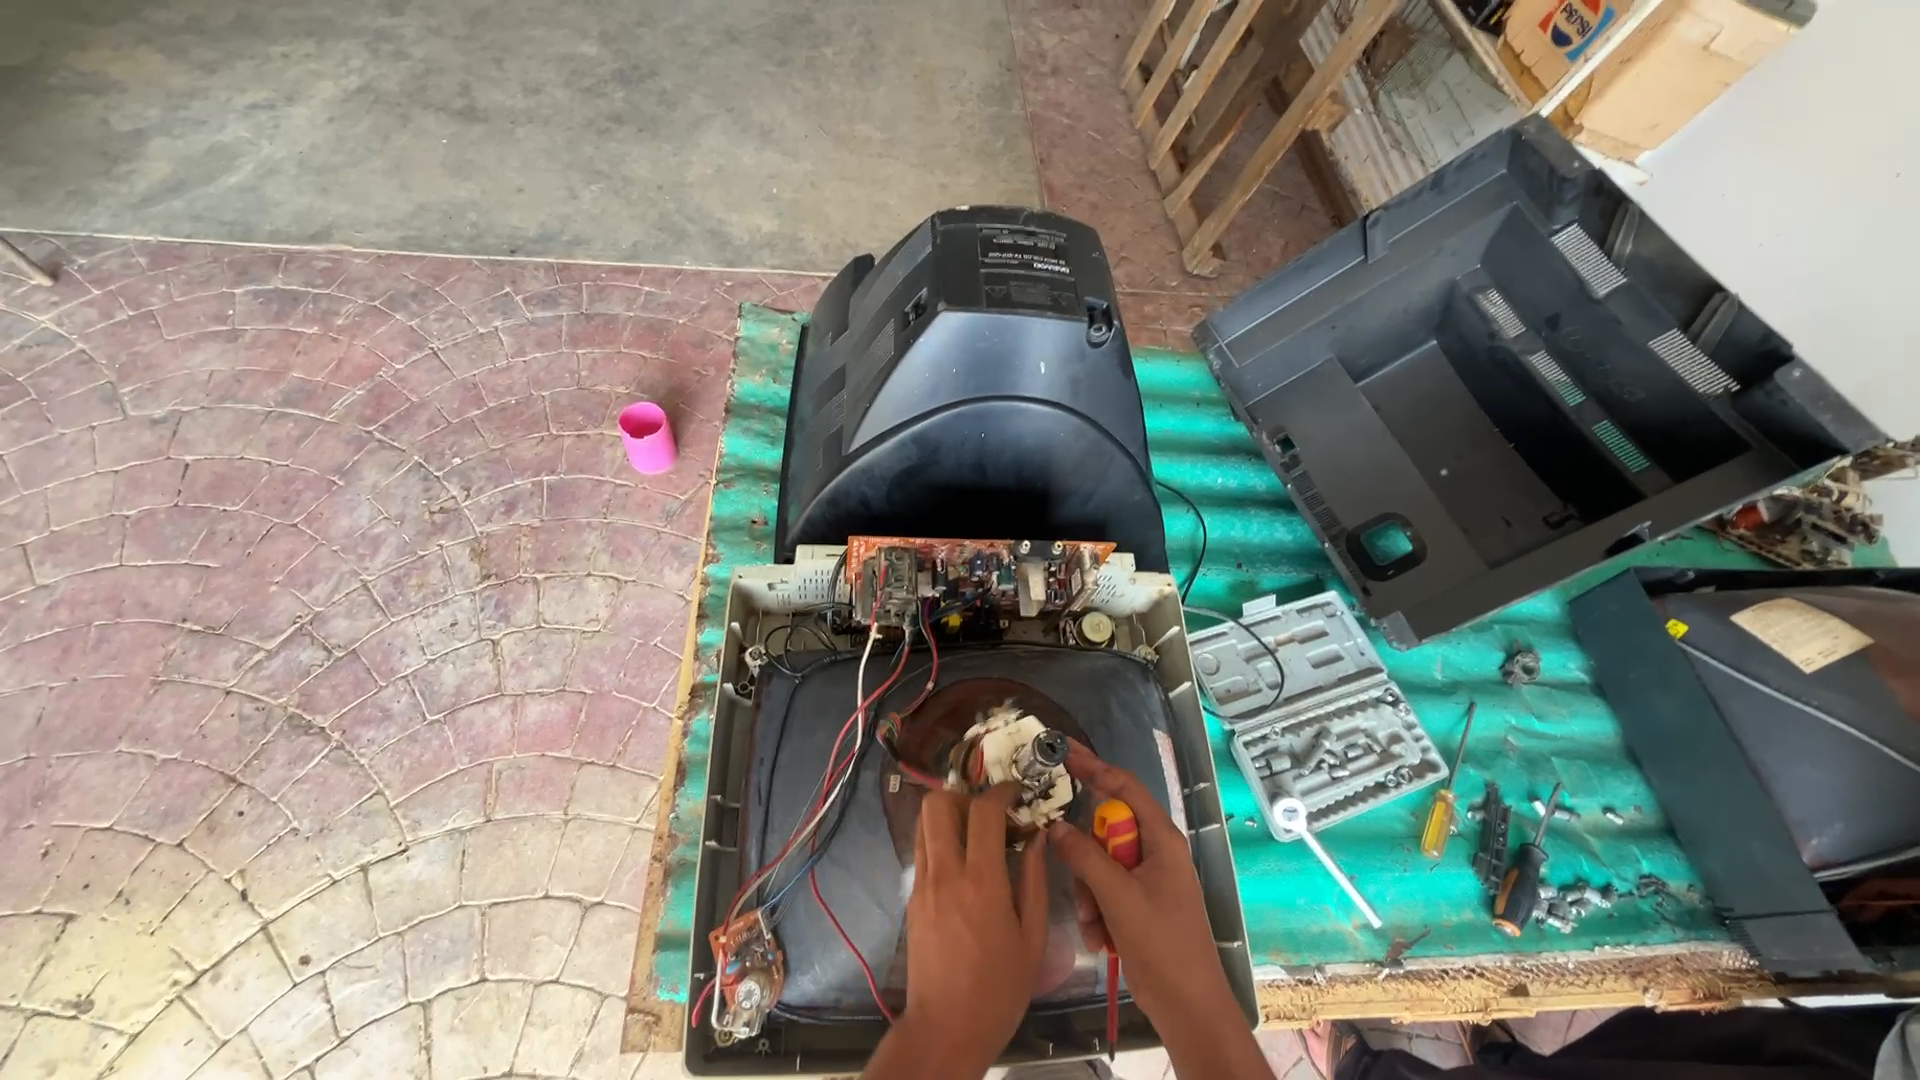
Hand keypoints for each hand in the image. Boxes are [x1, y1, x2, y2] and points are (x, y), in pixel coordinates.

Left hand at [864, 783, 1048, 1078]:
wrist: (945, 1028)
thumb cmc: (999, 989)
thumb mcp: (1032, 938)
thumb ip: (1034, 880)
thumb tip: (1037, 837)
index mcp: (981, 882)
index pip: (983, 811)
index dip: (1001, 791)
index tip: (1017, 791)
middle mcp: (945, 873)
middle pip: (937, 803)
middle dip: (964, 795)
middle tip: (990, 813)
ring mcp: (922, 884)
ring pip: (923, 823)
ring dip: (949, 815)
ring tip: (977, 834)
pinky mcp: (911, 897)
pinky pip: (922, 850)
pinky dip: (941, 840)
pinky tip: (965, 862)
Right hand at [1048, 743, 1270, 1077]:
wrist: (1189, 1007)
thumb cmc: (1162, 945)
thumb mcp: (1118, 897)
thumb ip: (1084, 857)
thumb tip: (1055, 827)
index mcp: (1162, 839)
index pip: (1124, 786)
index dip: (1094, 766)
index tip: (1062, 752)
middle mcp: (1155, 852)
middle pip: (1104, 831)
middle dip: (1085, 861)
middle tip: (1081, 888)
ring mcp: (1148, 879)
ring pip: (1099, 864)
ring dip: (1089, 895)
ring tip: (1097, 926)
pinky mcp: (1139, 905)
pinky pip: (1105, 892)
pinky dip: (1097, 913)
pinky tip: (1103, 941)